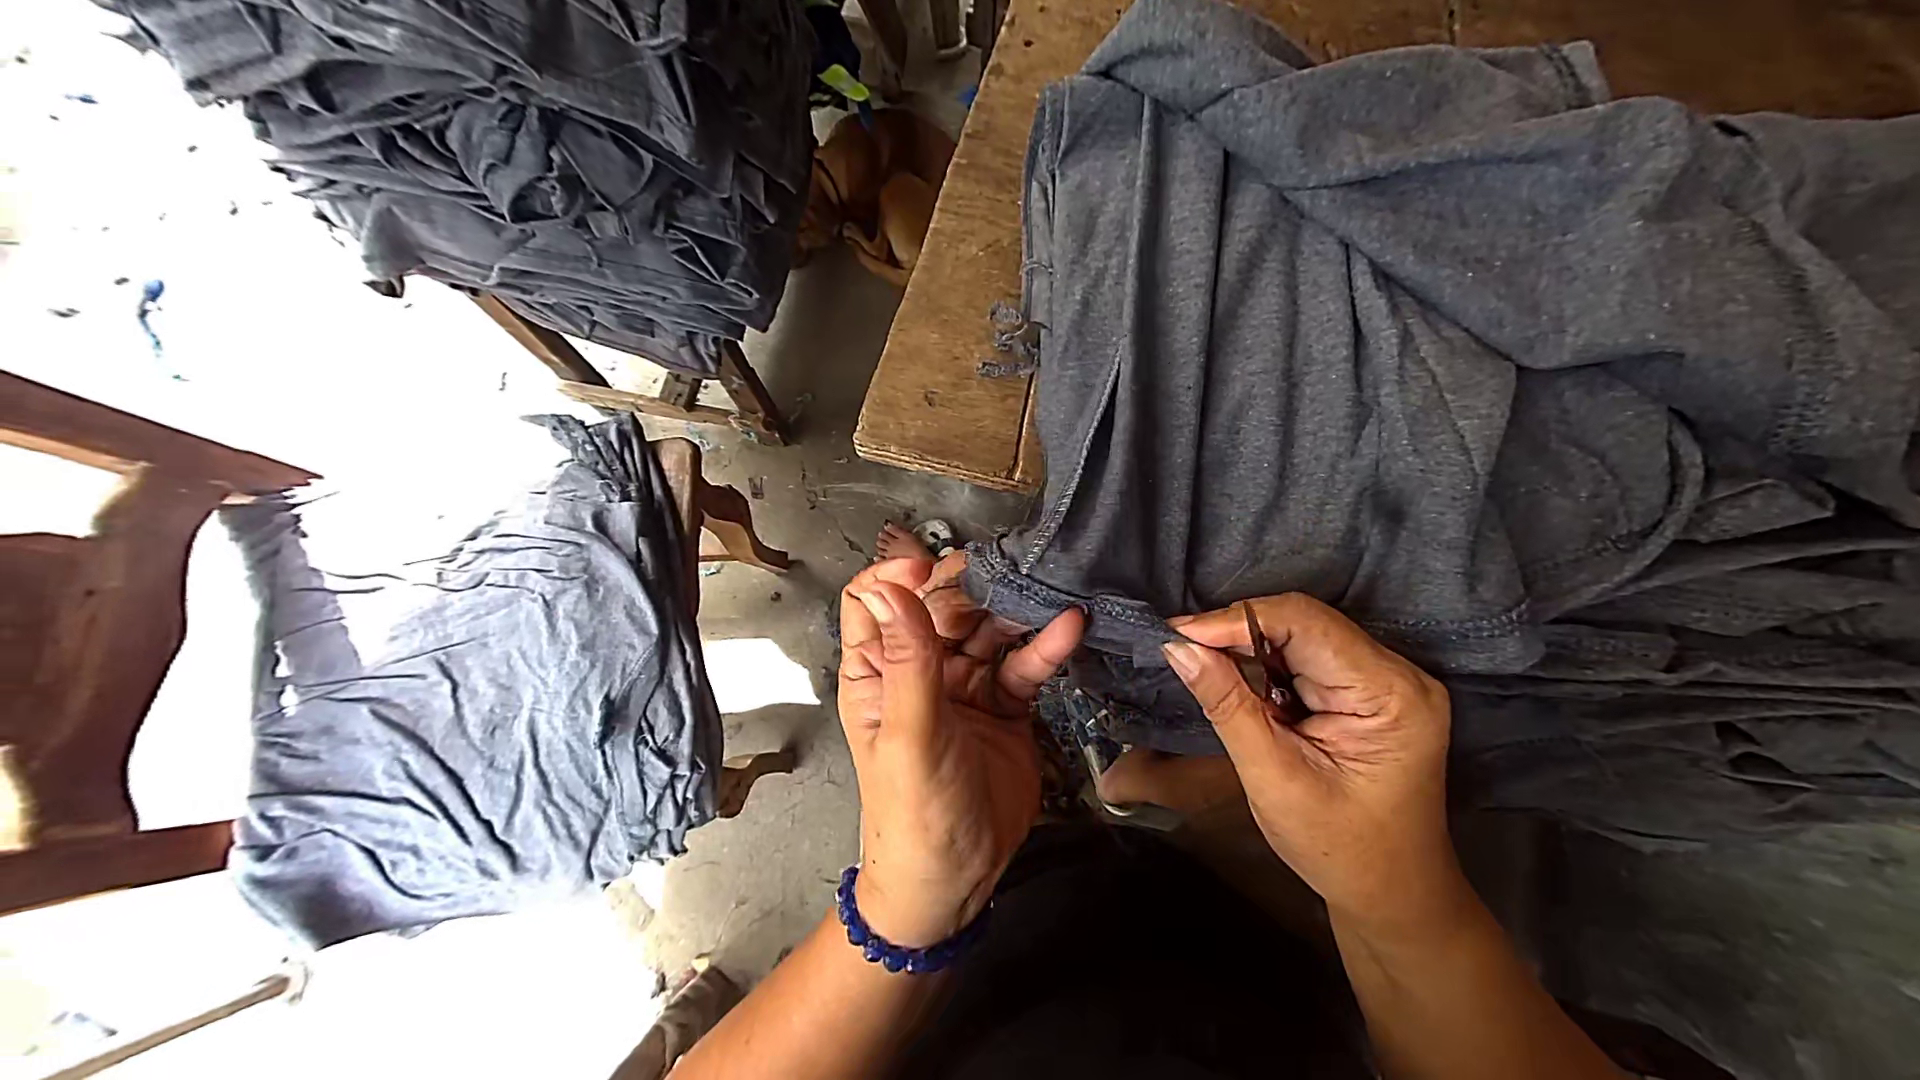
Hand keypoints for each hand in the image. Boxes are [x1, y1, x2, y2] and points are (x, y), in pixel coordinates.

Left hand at [838, 557, 1084, 945]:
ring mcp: (964, 683)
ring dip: (1013, 609)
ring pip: (987, 627)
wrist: (957, 880)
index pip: (873, 601)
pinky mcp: (1004, 701)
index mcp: (875, 671)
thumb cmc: (913, 816)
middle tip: (999, 575)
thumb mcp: (907, 736)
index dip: (895, 577)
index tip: (926, 567)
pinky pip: (1022, 663)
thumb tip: (889, 589)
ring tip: (1042, 591)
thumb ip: (907, 662)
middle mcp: (917, 668)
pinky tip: (1067, 627)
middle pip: (938, 605)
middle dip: (967, 587)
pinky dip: (1044, 645)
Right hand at [1162, 594, 1464, 931]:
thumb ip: (1226, 705)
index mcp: (1389, 694)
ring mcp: (1385, 678)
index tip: (1179, 634)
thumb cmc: (1339, 849)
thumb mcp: (1273, 777)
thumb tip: (1179, 648)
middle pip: (1303, 621)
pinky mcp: (1366, 688)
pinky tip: (1232, 673)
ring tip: (1198, 658)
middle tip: (1181, 646)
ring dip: (1245, 644)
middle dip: (1236, 630)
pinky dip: (1261, 660)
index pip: (1305, 623)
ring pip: (1299, 632)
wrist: (1392, 893)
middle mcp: (1396, 673)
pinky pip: (1304, 653)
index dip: (1236, 619)